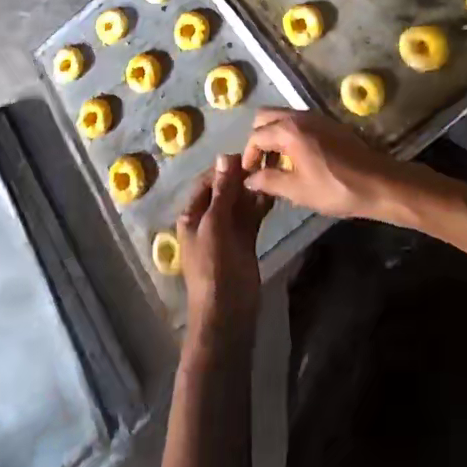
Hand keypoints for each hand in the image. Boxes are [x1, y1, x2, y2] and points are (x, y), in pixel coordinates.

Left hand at [177, 155, 273, 330]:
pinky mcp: (245, 240)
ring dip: (253, 189)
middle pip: (225, 191)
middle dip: (241, 177)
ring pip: (240, 203)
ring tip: (272, 170)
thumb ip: (222, 192)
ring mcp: (228, 230)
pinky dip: (261, 205)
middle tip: (264, 159)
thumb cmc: (213, 266)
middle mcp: (208, 219)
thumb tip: (224, 156)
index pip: (207, 182)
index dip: (224, 168)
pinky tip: (274, 191)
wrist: (227, 311)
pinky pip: (252, 217)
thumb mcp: (214, 225)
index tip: (246, 155)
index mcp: (192, 214)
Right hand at [242, 108, 408, 219]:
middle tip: (261, 164)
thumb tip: (249, 179)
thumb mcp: (298, 190)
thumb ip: (269, 181)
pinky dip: (290, 135)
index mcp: (288, 130)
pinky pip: (299, 122)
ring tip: (278, 164)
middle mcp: (299, 116)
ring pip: (283, 117)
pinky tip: (298, 159)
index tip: (248, 174)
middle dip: (257, 138)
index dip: (248, 156)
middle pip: (265, 117)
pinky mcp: (328, 123)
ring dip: (274, 135)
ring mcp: (316, 117)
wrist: (380, 183)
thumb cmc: (336, 188)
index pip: (255, 136)